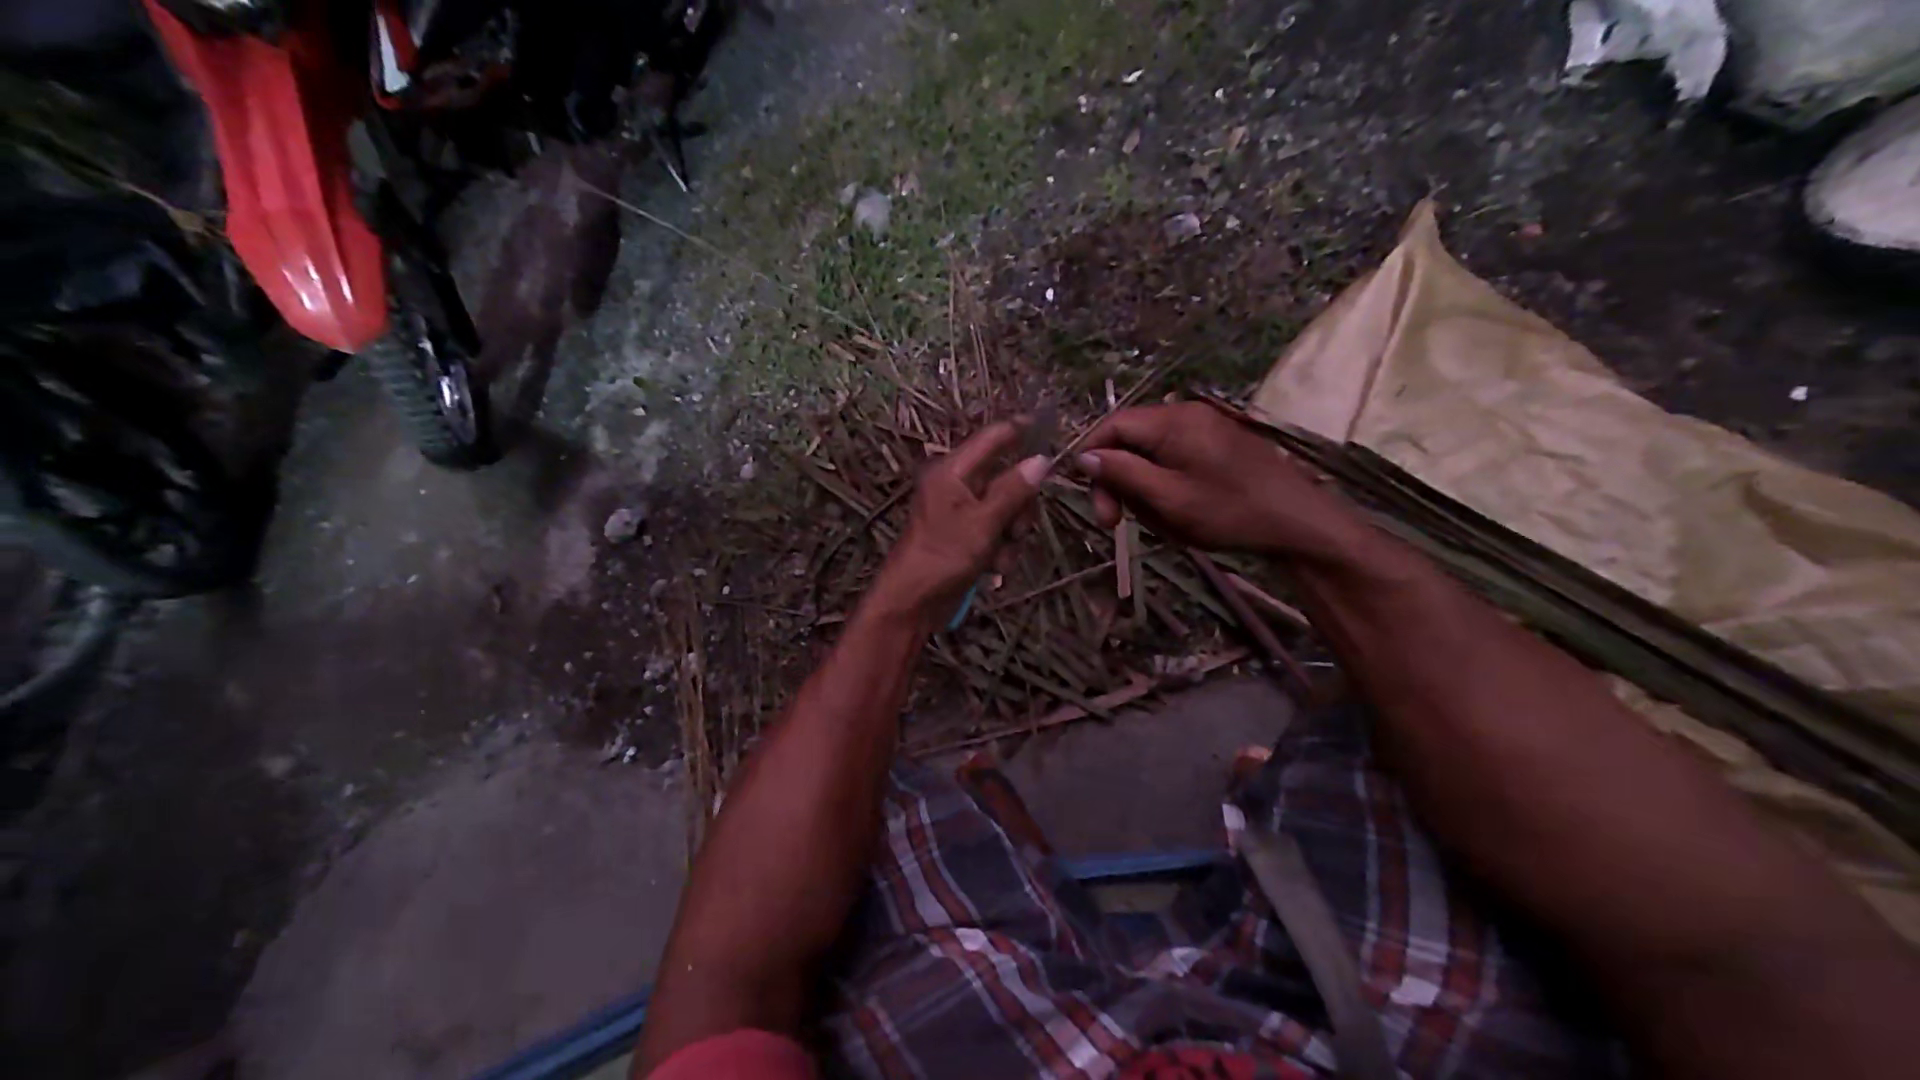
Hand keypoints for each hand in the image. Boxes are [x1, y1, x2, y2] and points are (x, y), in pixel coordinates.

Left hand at [866, 420, 1048, 625]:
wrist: (912, 602)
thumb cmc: (944, 555)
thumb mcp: (984, 521)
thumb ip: (1014, 490)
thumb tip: (1041, 460)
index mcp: (952, 470)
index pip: (993, 437)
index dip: (1021, 431)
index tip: (1051, 429)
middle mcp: (956, 485)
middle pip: (1006, 478)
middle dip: (1019, 507)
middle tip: (1016, 529)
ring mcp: (960, 512)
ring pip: (1005, 509)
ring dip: (1010, 535)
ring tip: (999, 558)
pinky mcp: (964, 536)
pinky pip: (995, 531)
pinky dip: (999, 549)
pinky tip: (993, 569)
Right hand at [1077, 402, 1368, 560]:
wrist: (1299, 522)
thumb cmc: (1231, 511)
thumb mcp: (1168, 498)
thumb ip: (1122, 474)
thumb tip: (1083, 457)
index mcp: (1172, 421)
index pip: (1111, 426)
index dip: (1092, 459)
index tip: (1093, 500)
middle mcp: (1185, 414)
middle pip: (1129, 441)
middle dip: (1119, 481)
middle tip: (1118, 523)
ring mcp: (1204, 428)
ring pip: (1149, 454)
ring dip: (1143, 489)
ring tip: (1161, 521)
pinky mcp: (1216, 445)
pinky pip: (1173, 459)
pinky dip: (1165, 486)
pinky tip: (1178, 512)